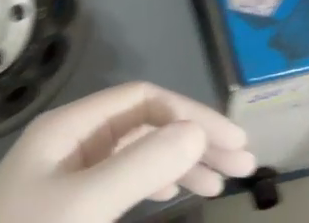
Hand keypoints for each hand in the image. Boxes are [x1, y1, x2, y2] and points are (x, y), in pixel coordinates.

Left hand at [0, 82, 256, 222]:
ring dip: (178, 163)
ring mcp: (65, 176)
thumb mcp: (85, 205)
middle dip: (191, 139)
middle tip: (243, 164)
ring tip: (220, 183)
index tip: (232, 144)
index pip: (141, 101)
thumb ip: (140, 167)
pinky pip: (119, 180)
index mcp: (67, 128)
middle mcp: (68, 143)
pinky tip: (171, 194)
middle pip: (141, 125)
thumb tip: (196, 129)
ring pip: (133, 155)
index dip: (189, 114)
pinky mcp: (65, 208)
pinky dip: (152, 183)